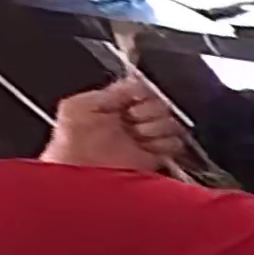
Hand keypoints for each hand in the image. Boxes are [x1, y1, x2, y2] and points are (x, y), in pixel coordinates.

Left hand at [41, 80, 185, 170]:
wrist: (91, 171)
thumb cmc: (76, 142)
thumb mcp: (79, 106)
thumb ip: (110, 92)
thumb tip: (136, 82)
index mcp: (116, 104)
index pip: (144, 90)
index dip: (141, 95)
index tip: (128, 104)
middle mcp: (136, 118)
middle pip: (163, 106)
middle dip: (147, 114)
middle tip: (129, 123)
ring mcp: (152, 136)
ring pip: (173, 124)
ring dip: (154, 131)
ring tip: (137, 139)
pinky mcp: (165, 153)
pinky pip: (177, 142)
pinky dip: (163, 146)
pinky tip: (147, 149)